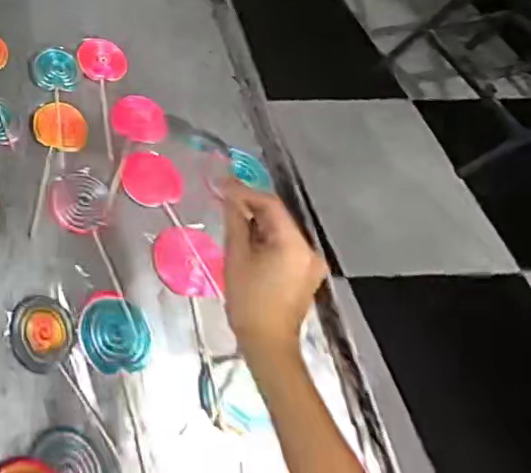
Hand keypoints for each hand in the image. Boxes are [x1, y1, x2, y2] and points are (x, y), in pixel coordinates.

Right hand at [220, 181, 328, 356]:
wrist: (268, 346)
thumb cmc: (249, 301)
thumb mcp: (237, 255)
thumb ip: (235, 219)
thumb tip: (229, 195)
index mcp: (294, 243)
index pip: (269, 203)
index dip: (243, 191)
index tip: (221, 185)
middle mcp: (308, 249)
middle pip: (277, 215)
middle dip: (250, 205)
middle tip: (222, 198)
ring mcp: (310, 263)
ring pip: (280, 229)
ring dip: (257, 221)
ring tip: (231, 216)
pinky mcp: (305, 274)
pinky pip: (284, 244)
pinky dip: (266, 238)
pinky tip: (247, 238)